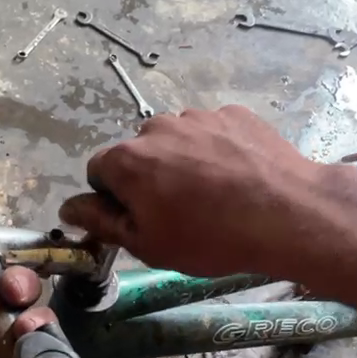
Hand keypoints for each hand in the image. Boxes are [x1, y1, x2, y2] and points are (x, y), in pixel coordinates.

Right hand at [58, 106, 356, 279]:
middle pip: (139, 152)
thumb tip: (68, 207)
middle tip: (180, 212)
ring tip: (215, 196)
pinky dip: (216, 151)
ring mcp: (199, 116)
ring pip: (177, 140)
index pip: (98, 171)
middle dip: (149, 177)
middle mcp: (158, 127)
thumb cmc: (210, 238)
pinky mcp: (234, 114)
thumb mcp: (147, 244)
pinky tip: (238, 179)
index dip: (113, 198)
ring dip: (184, 162)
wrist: (288, 213)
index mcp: (127, 159)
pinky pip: (212, 133)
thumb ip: (101, 221)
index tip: (139, 219)